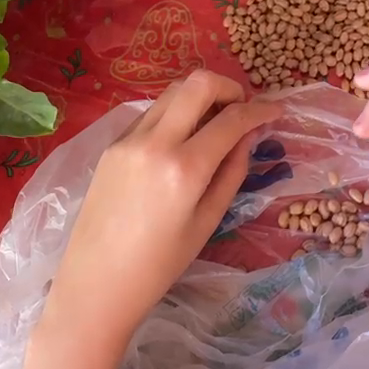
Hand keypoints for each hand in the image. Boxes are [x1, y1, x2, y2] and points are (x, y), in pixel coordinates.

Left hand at [20, 71, 278, 368]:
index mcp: (184, 168)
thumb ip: (233, 170)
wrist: (94, 286)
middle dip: (229, 87)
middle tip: (241, 109)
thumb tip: (251, 134)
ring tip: (215, 122)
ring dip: (201, 95)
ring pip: (174, 90)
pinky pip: (154, 110)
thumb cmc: (159, 265)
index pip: (232, 119)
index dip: (260, 110)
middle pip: (199, 82)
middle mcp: (155, 141)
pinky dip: (177, 112)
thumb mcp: (208, 221)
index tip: (275, 111)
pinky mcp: (113, 142)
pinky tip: (183, 139)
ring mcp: (129, 137)